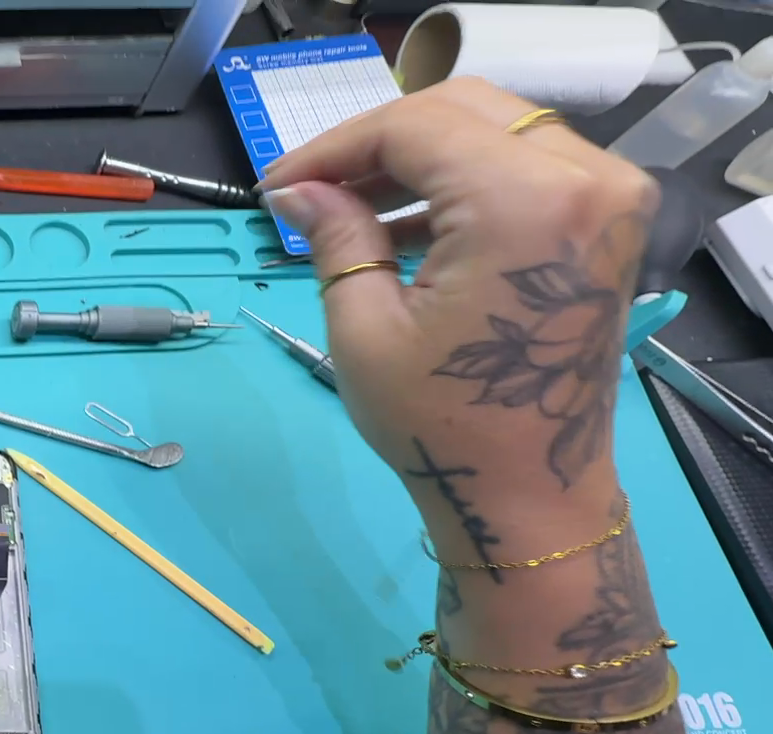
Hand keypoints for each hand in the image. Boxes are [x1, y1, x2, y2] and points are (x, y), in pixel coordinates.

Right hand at [258, 78, 656, 556]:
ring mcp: (603, 193)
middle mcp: (583, 175)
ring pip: (492, 128)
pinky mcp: (599, 217)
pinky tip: (394, 225)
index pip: (417, 127)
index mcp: (521, 202)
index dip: (333, 147)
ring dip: (407, 159)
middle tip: (303, 191)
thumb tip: (296, 193)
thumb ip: (337, 239)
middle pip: (462, 109)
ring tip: (338, 208)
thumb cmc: (433, 416)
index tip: (276, 187)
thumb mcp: (363, 328)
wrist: (522, 478)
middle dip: (369, 142)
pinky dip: (450, 181)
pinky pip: (517, 165)